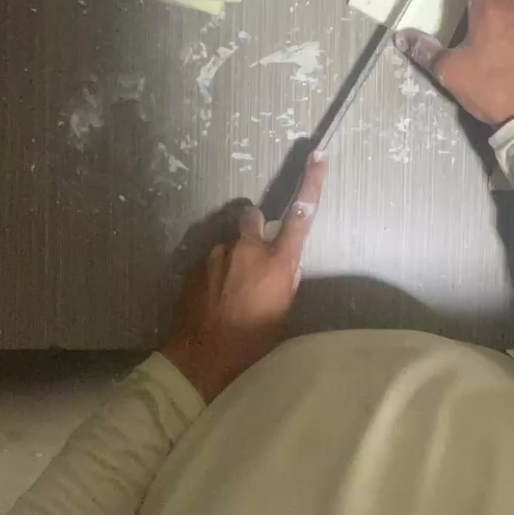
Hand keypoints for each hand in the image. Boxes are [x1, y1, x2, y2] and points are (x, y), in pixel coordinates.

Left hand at [160, 154, 328, 401]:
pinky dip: (216, 272)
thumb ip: (284, 279)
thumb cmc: (252, 342)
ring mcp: (217, 254)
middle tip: (254, 257)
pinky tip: (214, 298)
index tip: (318, 156)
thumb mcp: (282, 312)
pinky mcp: (195, 265)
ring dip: (233, 257)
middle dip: (254, 228)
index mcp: (277, 262)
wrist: (202, 358)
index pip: (301, 215)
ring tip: (230, 290)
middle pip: (252, 215)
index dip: (312, 183)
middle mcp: (247, 249)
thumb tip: (285, 263)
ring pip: (229, 243)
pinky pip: (212, 260)